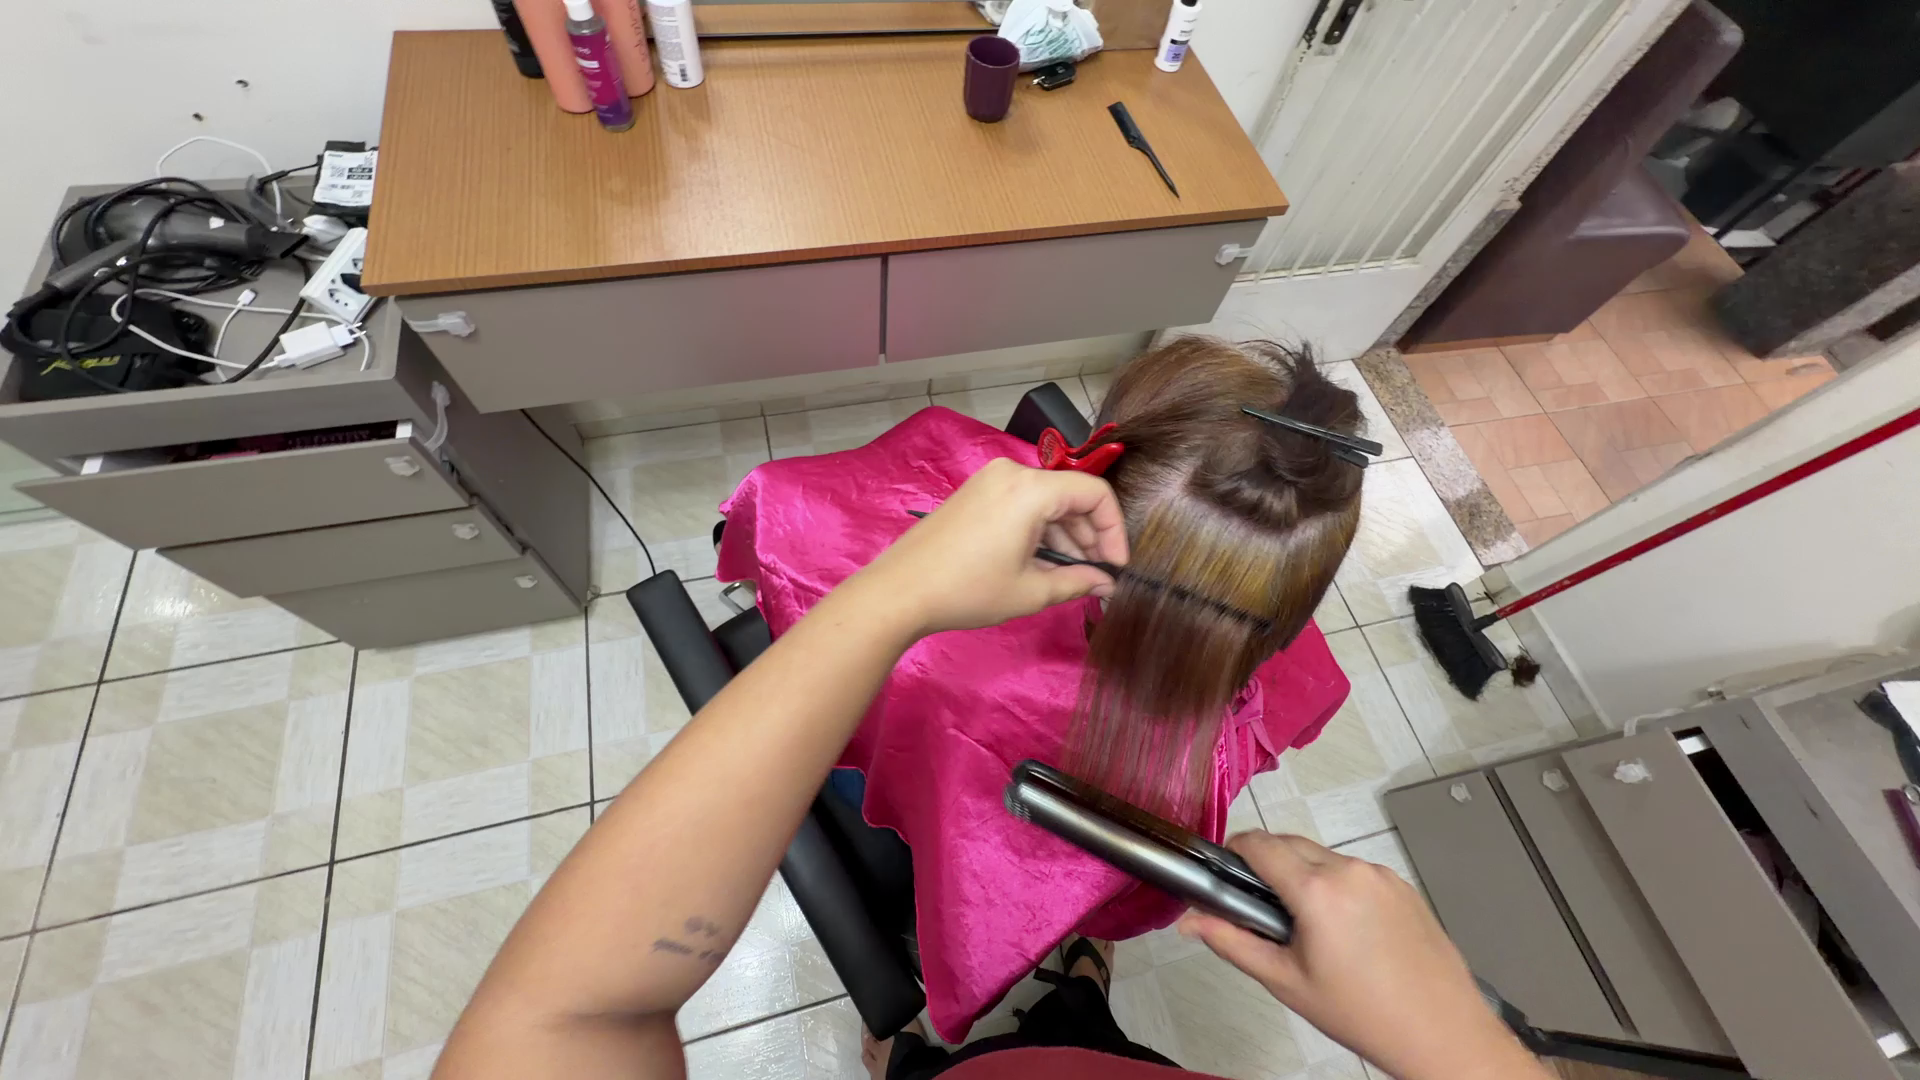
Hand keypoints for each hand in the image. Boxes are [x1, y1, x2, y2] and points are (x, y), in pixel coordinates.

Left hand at [852, 458, 1128, 635]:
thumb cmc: (968, 590)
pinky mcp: (974, 493)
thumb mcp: (1031, 590)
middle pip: (1069, 496)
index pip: (1094, 494)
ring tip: (1067, 578)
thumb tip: (1107, 583)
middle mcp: (1011, 472)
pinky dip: (1037, 530)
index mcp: (1030, 488)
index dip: (1114, 531)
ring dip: (1063, 537)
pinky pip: (1021, 504)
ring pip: (1045, 502)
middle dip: (1087, 538)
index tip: (1115, 566)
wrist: (899, 591)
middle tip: (1094, 578)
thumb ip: (1078, 581)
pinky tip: (1039, 564)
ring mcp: (989, 480)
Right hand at [1178, 834, 1549, 1079]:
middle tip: (1262, 906)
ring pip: (1320, 855)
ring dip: (1301, 872)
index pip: (1258, 843)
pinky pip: (1352, 869)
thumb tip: (1187, 920)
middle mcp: (1348, 868)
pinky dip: (1335, 883)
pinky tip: (1345, 926)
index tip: (1226, 872)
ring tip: (1307, 922)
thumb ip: (1232, 942)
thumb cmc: (1360, 1014)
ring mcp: (1379, 873)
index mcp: (1316, 890)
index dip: (1234, 851)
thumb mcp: (1287, 983)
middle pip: (1288, 842)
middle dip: (1266, 862)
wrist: (1448, 1037)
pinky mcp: (1402, 883)